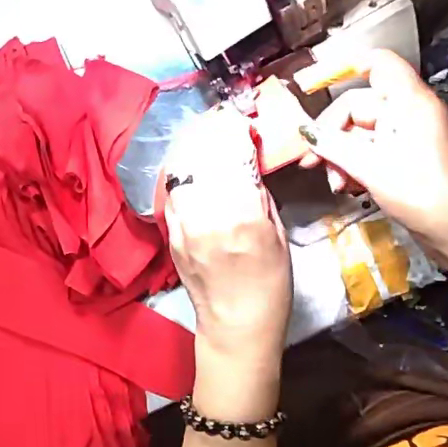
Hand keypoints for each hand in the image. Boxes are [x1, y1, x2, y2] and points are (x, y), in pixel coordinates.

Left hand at [162, 109, 292, 374]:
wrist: (235, 325)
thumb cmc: (269, 285)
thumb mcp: (277, 236)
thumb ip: (259, 197)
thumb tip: (248, 166)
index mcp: (242, 216)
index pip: (233, 157)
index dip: (235, 133)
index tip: (240, 121)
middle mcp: (207, 215)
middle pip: (203, 159)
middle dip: (212, 134)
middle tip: (221, 122)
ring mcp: (183, 225)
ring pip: (181, 173)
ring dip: (192, 151)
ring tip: (202, 139)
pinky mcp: (170, 235)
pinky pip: (172, 195)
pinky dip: (181, 177)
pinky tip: (189, 169)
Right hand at [297, 49, 447, 263]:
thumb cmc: (419, 191)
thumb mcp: (370, 166)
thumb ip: (334, 146)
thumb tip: (306, 133)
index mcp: (410, 102)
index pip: (379, 64)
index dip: (345, 67)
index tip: (312, 84)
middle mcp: (411, 111)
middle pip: (360, 106)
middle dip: (332, 134)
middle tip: (311, 163)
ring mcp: (411, 135)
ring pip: (363, 133)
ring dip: (341, 156)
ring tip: (334, 183)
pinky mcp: (410, 157)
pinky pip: (375, 150)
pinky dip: (357, 165)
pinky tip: (347, 186)